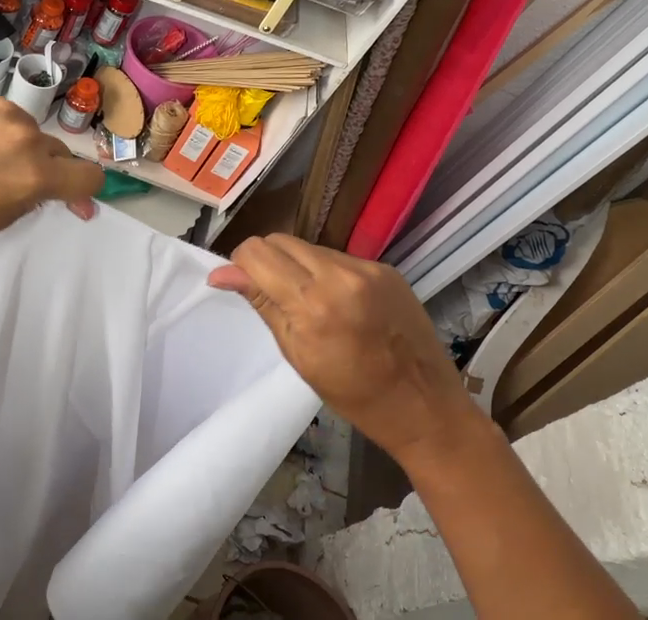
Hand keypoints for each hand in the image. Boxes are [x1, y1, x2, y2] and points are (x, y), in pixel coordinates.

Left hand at [0, 85, 103, 233]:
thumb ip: (31, 200)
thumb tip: (53, 191)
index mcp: (35, 175)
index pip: (89, 175)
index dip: (85, 189)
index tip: (72, 196)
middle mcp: (27, 135)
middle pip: (56, 150)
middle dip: (44, 167)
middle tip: (11, 178)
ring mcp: (3, 107)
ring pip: (25, 128)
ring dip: (14, 142)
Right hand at [209, 235, 480, 466]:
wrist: (426, 407)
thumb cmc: (354, 395)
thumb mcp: (296, 354)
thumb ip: (261, 303)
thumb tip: (221, 273)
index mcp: (314, 304)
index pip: (257, 253)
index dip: (241, 265)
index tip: (243, 285)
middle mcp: (341, 276)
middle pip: (279, 240)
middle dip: (266, 261)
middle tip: (272, 294)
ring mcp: (367, 268)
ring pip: (307, 246)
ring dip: (296, 266)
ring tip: (309, 301)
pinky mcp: (386, 268)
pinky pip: (338, 256)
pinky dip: (326, 272)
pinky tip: (339, 302)